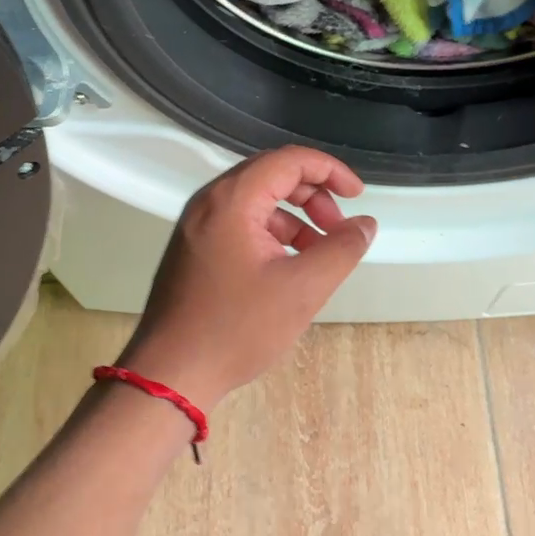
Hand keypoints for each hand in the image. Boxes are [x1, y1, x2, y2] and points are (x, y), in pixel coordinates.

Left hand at [118, 147, 376, 406]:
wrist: (169, 375)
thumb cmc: (237, 329)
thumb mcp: (303, 289)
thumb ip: (341, 249)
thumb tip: (365, 224)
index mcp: (232, 200)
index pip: (289, 160)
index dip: (330, 170)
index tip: (358, 196)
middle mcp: (209, 202)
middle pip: (271, 175)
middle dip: (313, 196)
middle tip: (339, 230)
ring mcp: (196, 226)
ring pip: (256, 201)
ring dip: (294, 218)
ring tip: (318, 255)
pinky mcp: (193, 249)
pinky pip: (240, 223)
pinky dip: (272, 234)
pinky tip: (288, 268)